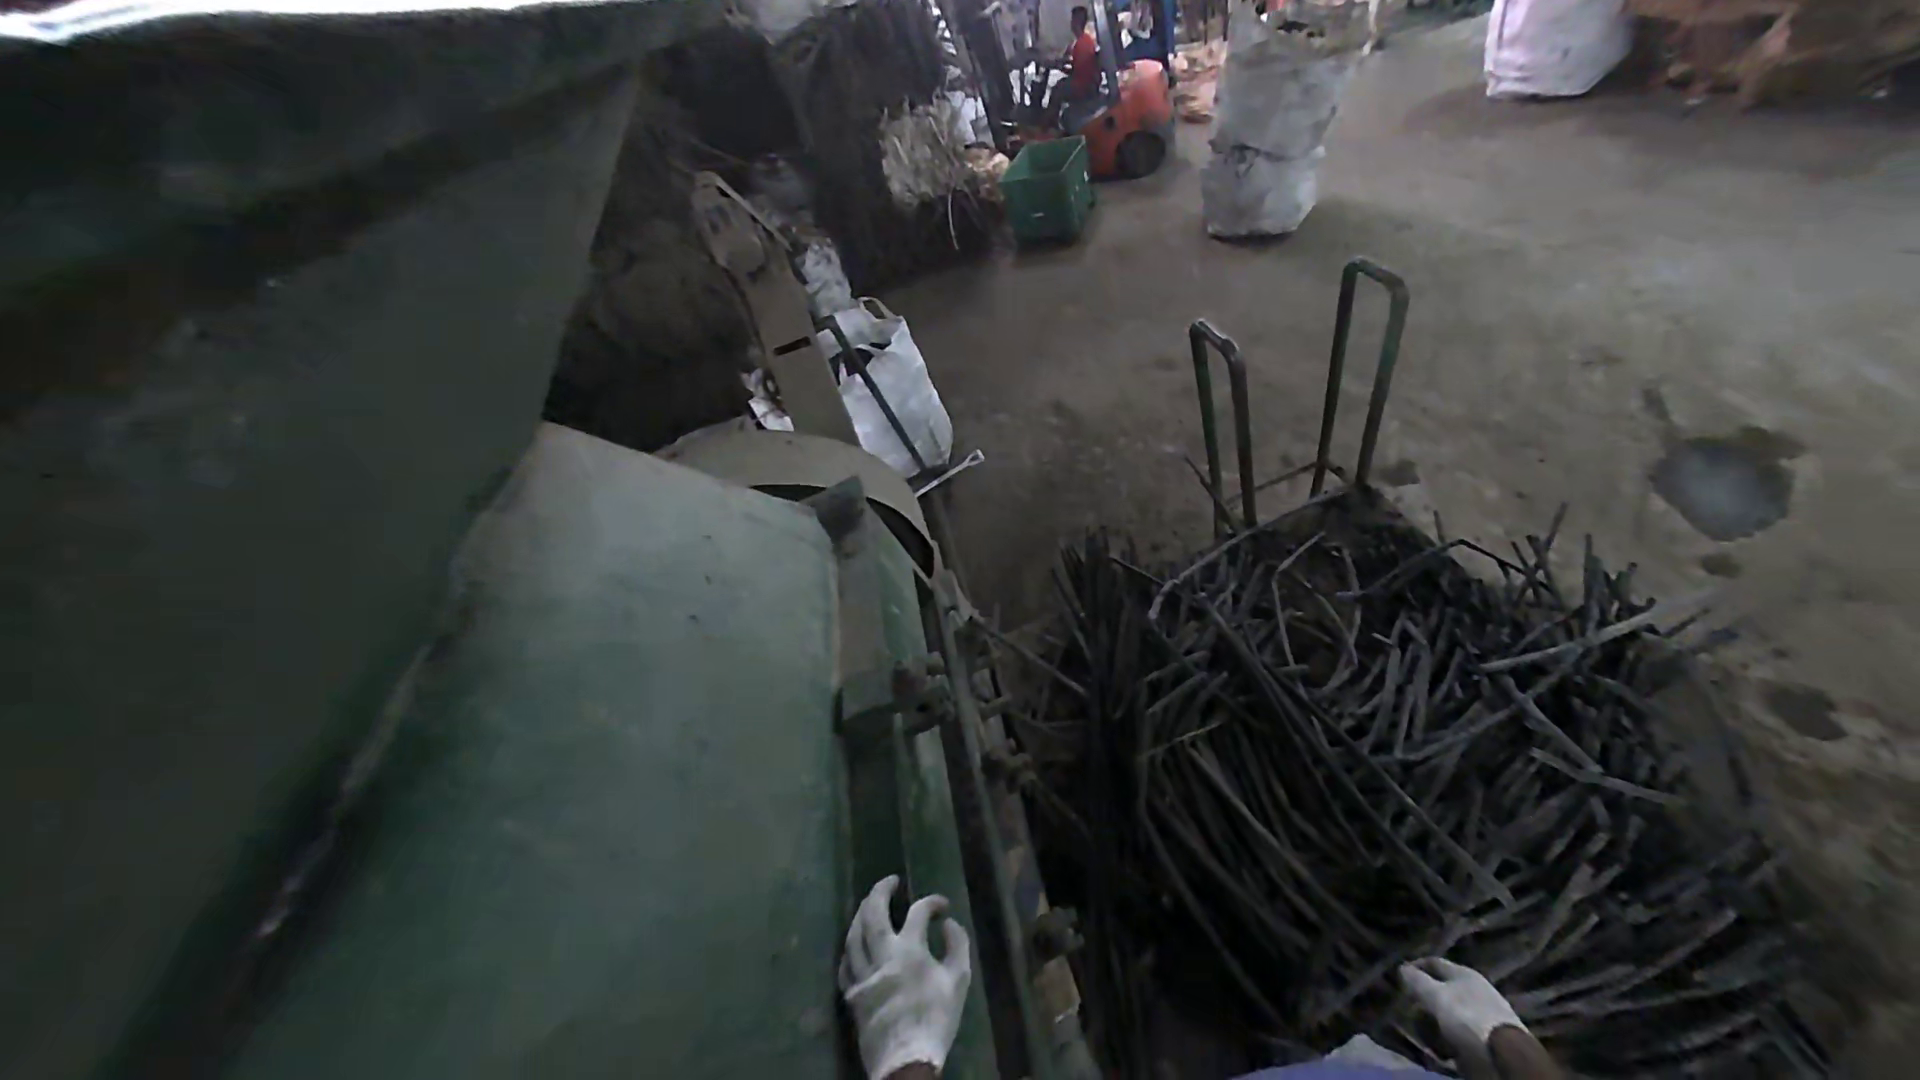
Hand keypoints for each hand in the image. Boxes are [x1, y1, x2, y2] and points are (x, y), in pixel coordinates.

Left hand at [840, 875, 971, 1078]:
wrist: (907, 1062)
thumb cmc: (936, 1019)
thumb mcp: (958, 980)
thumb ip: (958, 945)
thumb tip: (949, 923)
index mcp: (909, 949)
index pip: (918, 911)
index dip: (932, 902)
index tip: (942, 906)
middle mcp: (881, 955)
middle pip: (873, 912)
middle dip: (881, 890)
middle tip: (890, 880)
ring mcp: (863, 974)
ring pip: (854, 934)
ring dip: (862, 914)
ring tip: (870, 904)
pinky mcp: (852, 994)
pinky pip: (846, 964)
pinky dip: (851, 947)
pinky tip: (856, 943)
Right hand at [1398, 957, 1524, 1067]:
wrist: (1508, 1056)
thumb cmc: (1467, 1017)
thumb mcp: (1435, 995)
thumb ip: (1416, 980)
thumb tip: (1402, 968)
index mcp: (1464, 973)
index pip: (1432, 962)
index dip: (1414, 968)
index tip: (1400, 980)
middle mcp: (1476, 990)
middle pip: (1442, 989)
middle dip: (1424, 1000)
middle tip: (1411, 1009)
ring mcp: (1486, 1014)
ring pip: (1451, 1012)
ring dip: (1436, 1021)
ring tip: (1425, 1032)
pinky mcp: (1492, 1037)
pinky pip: (1463, 1032)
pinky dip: (1450, 1037)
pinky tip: (1443, 1046)